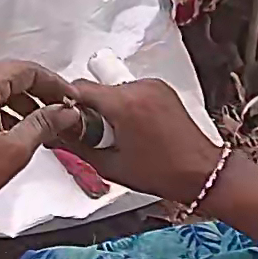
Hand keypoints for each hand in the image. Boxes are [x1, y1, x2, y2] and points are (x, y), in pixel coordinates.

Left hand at [0, 61, 79, 223]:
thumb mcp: (14, 150)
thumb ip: (43, 125)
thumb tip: (64, 113)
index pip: (25, 70)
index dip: (53, 82)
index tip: (70, 96)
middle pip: (14, 76)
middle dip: (42, 90)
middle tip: (64, 106)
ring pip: (3, 89)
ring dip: (27, 101)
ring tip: (49, 120)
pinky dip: (11, 111)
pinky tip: (26, 129)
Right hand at [54, 78, 223, 201]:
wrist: (203, 173)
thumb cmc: (160, 173)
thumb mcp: (110, 165)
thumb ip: (77, 146)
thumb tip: (54, 134)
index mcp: (124, 104)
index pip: (79, 88)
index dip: (65, 102)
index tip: (63, 119)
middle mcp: (139, 87)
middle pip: (97, 87)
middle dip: (88, 107)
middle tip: (92, 134)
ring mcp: (153, 85)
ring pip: (113, 88)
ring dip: (107, 106)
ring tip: (116, 134)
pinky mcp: (162, 88)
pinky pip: (132, 91)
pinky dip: (125, 105)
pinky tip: (132, 128)